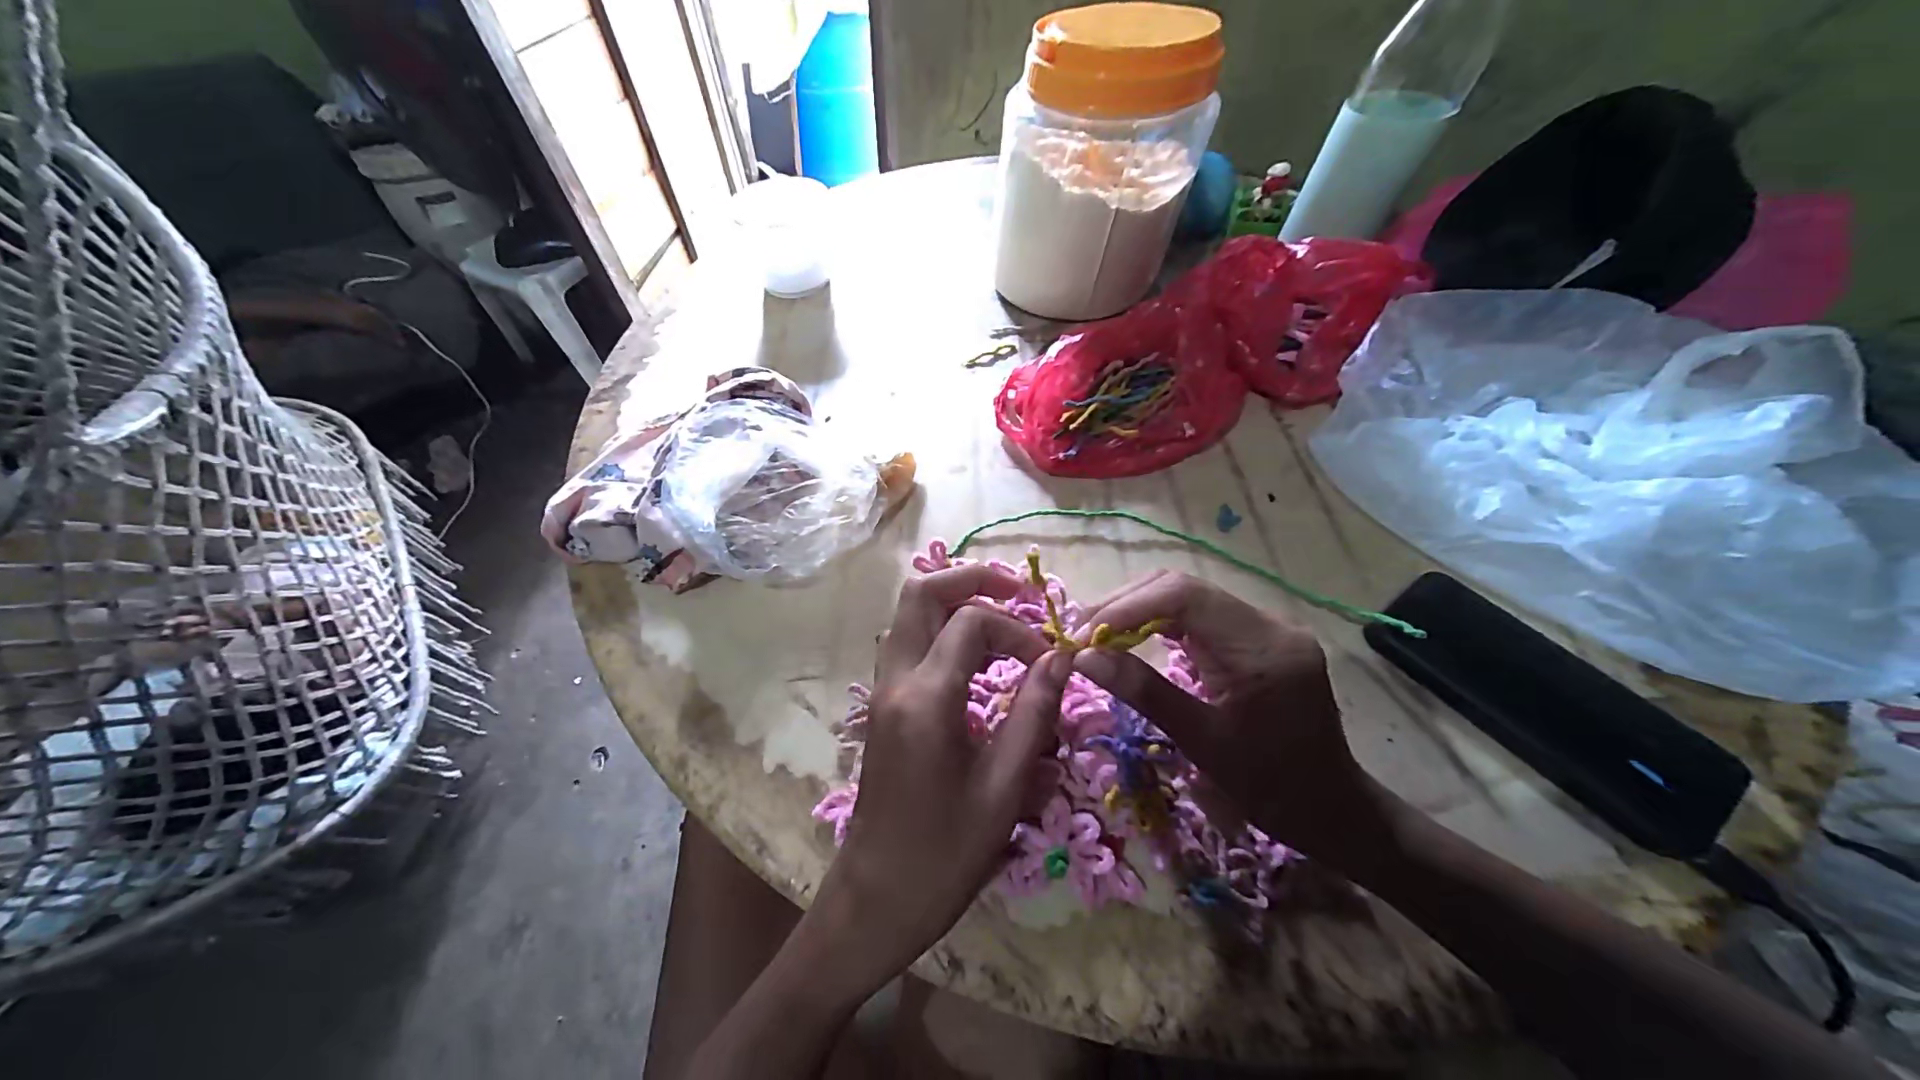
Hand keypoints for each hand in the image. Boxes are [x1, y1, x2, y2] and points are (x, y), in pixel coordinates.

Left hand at [823, 565, 1070, 976]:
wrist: (876, 897)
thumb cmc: (945, 853)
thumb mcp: (1003, 786)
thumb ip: (1033, 713)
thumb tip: (1060, 657)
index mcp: (925, 698)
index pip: (972, 621)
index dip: (1018, 628)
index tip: (1049, 661)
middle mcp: (895, 680)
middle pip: (922, 592)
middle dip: (973, 579)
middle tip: (1020, 592)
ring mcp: (882, 690)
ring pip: (910, 613)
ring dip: (956, 601)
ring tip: (1005, 619)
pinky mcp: (883, 706)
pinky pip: (910, 643)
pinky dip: (944, 630)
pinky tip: (979, 658)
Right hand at [1067, 570, 1383, 863]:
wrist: (1332, 809)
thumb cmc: (1270, 787)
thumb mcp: (1201, 741)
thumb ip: (1143, 691)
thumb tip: (1083, 657)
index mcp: (1262, 649)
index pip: (1185, 597)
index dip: (1127, 607)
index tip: (1084, 636)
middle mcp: (1269, 624)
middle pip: (1184, 587)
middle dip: (1126, 605)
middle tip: (1082, 634)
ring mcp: (1266, 628)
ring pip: (1189, 597)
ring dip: (1139, 611)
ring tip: (1098, 636)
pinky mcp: (1259, 638)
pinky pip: (1201, 616)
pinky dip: (1160, 624)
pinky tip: (1132, 640)